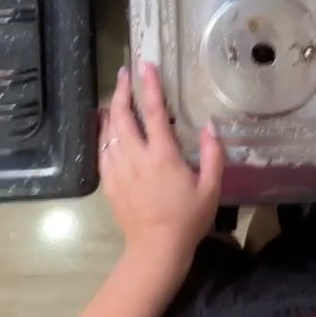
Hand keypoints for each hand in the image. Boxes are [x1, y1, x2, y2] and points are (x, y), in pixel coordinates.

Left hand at [99, 63, 224, 269]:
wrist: (156, 250)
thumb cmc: (188, 219)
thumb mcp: (211, 188)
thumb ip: (213, 154)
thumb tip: (210, 125)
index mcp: (162, 156)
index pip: (153, 112)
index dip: (150, 86)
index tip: (146, 66)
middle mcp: (136, 157)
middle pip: (121, 116)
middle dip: (121, 90)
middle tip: (124, 73)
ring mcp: (118, 170)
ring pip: (107, 131)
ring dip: (109, 109)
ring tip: (113, 94)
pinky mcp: (109, 182)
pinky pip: (101, 151)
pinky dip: (102, 133)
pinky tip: (104, 126)